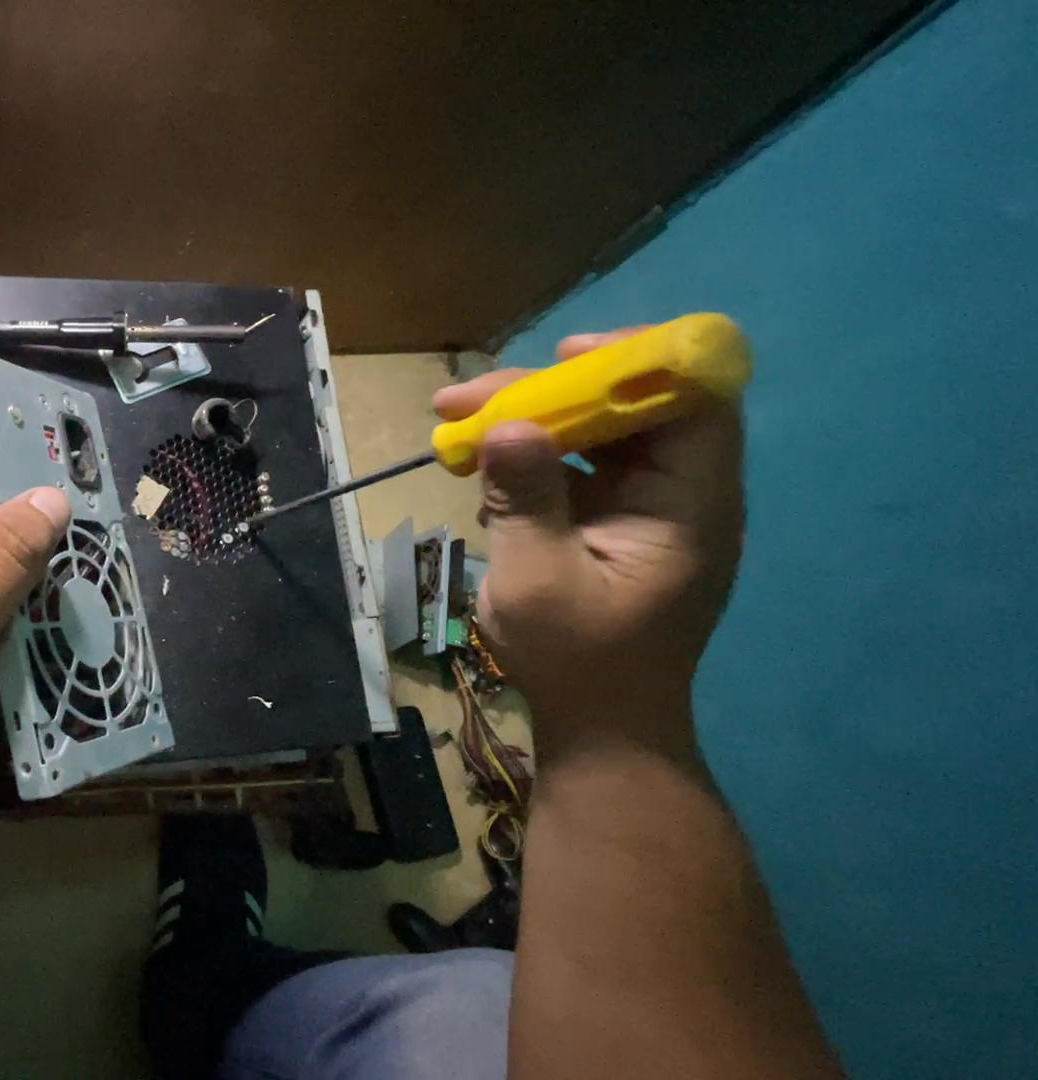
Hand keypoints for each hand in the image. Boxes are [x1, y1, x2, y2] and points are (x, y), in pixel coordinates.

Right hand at [432, 328, 743, 752]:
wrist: (601, 725)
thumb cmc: (576, 660)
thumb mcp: (537, 580)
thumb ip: (525, 500)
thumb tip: (506, 425)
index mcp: (688, 506)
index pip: (693, 401)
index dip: (635, 365)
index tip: (560, 358)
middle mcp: (677, 495)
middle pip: (629, 408)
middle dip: (547, 393)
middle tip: (463, 399)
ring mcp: (644, 509)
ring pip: (595, 435)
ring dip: (527, 421)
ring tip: (454, 423)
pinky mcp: (613, 523)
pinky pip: (577, 468)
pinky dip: (528, 457)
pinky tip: (478, 465)